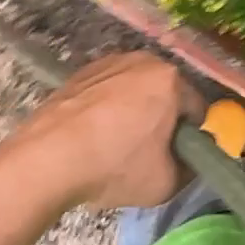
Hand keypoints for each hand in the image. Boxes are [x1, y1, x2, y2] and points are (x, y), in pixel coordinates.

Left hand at [9, 51, 206, 209]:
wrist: (48, 157)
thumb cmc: (114, 165)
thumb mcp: (165, 184)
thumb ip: (188, 170)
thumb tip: (188, 159)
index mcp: (172, 80)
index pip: (196, 109)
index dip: (189, 137)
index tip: (174, 157)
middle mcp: (146, 60)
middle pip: (166, 93)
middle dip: (161, 118)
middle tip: (145, 151)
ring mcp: (112, 61)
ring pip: (135, 88)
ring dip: (133, 109)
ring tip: (113, 141)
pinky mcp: (84, 70)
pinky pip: (108, 87)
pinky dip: (106, 105)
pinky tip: (92, 132)